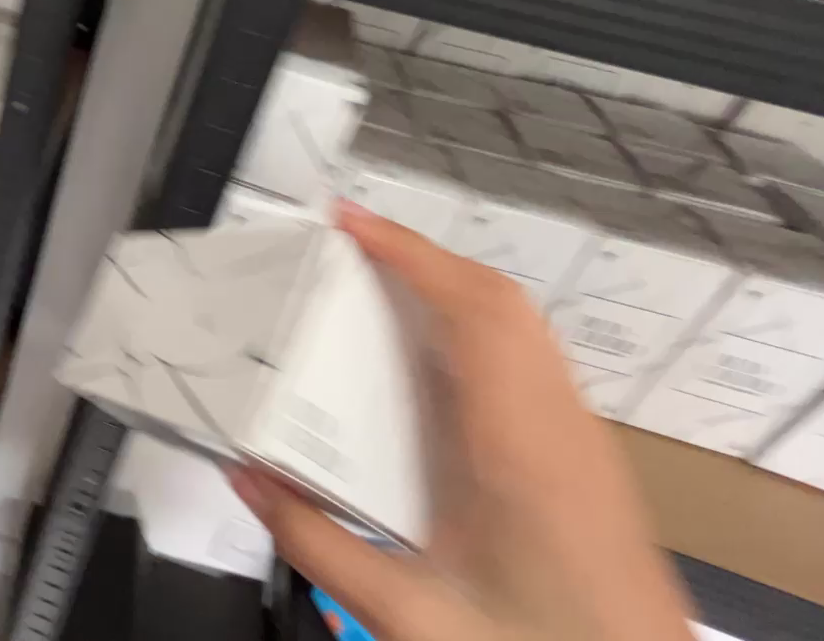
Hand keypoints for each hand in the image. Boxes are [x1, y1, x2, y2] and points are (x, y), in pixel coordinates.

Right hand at [227, 202, 697, 640]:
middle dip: (418, 253)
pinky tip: (422, 342)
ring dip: (443, 280)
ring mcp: (578, 436)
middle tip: (343, 239)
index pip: (474, 313)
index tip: (346, 221)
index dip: (409, 253)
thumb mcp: (411, 616)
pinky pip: (521, 353)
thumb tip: (244, 474)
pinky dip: (466, 317)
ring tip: (371, 274)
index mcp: (520, 449)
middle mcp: (559, 424)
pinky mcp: (579, 453)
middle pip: (497, 300)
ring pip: (516, 322)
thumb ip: (316, 543)